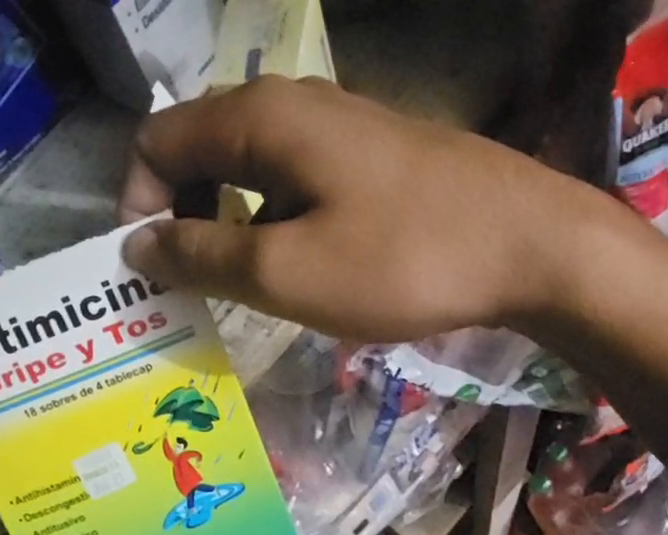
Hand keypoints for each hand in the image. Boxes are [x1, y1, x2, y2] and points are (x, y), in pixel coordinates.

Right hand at [119, 76, 645, 343]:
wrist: (530, 246)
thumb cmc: (402, 260)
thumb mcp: (286, 271)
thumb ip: (201, 255)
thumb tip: (137, 245)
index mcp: (258, 119)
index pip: (155, 143)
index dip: (137, 206)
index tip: (154, 274)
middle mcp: (290, 106)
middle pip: (198, 153)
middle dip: (180, 221)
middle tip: (190, 293)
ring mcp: (336, 130)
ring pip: (247, 174)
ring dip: (227, 231)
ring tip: (240, 295)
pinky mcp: (369, 160)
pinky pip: (292, 186)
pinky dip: (272, 228)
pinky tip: (296, 274)